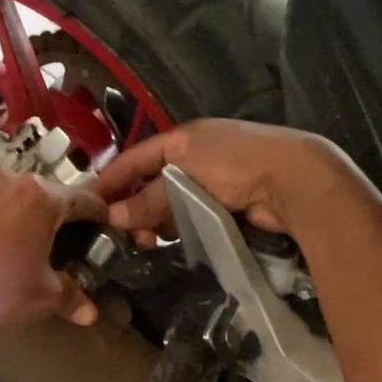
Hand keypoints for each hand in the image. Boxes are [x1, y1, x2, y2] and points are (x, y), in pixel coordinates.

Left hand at [0, 168, 106, 347]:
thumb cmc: (1, 297)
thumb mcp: (46, 297)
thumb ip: (72, 296)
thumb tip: (90, 314)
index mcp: (41, 196)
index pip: (81, 199)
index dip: (97, 212)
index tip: (104, 222)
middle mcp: (8, 181)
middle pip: (43, 192)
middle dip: (57, 213)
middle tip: (64, 237)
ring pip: (9, 195)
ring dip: (22, 212)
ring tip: (24, 240)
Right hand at [92, 119, 375, 244]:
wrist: (293, 179)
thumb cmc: (236, 165)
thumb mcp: (183, 176)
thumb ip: (148, 198)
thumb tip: (114, 218)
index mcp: (182, 138)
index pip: (135, 157)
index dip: (111, 178)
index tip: (88, 202)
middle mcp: (195, 155)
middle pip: (150, 183)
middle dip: (133, 208)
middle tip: (124, 234)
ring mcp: (212, 180)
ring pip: (169, 203)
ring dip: (155, 222)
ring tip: (148, 243)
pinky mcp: (226, 204)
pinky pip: (190, 217)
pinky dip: (177, 228)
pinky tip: (170, 241)